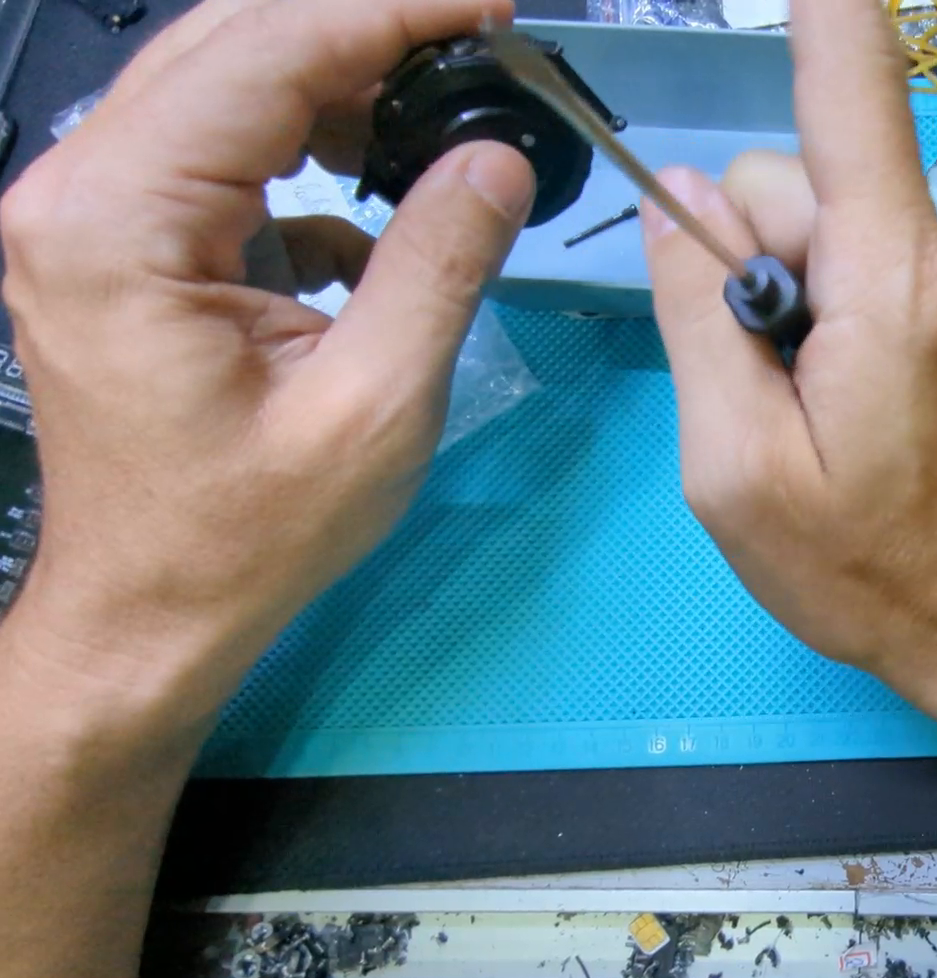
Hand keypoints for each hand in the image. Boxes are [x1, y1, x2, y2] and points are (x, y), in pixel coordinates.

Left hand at [0, 0, 532, 723]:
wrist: (168, 597)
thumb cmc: (270, 519)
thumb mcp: (381, 396)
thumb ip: (437, 265)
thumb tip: (497, 161)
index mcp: (122, 221)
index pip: (260, 57)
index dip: (383, 13)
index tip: (485, 5)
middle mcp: (77, 189)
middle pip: (226, 49)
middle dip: (362, 32)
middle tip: (480, 43)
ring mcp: (94, 216)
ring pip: (225, 97)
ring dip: (340, 96)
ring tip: (436, 130)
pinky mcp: (130, 248)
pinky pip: (229, 166)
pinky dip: (315, 169)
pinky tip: (369, 228)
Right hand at [643, 0, 936, 733]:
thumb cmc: (866, 569)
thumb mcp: (738, 466)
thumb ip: (699, 315)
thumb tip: (683, 201)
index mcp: (892, 278)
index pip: (852, 74)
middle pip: (798, 182)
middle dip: (746, 262)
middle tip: (758, 387)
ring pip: (827, 230)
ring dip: (784, 303)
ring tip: (806, 414)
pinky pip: (865, 271)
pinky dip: (827, 318)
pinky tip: (839, 404)